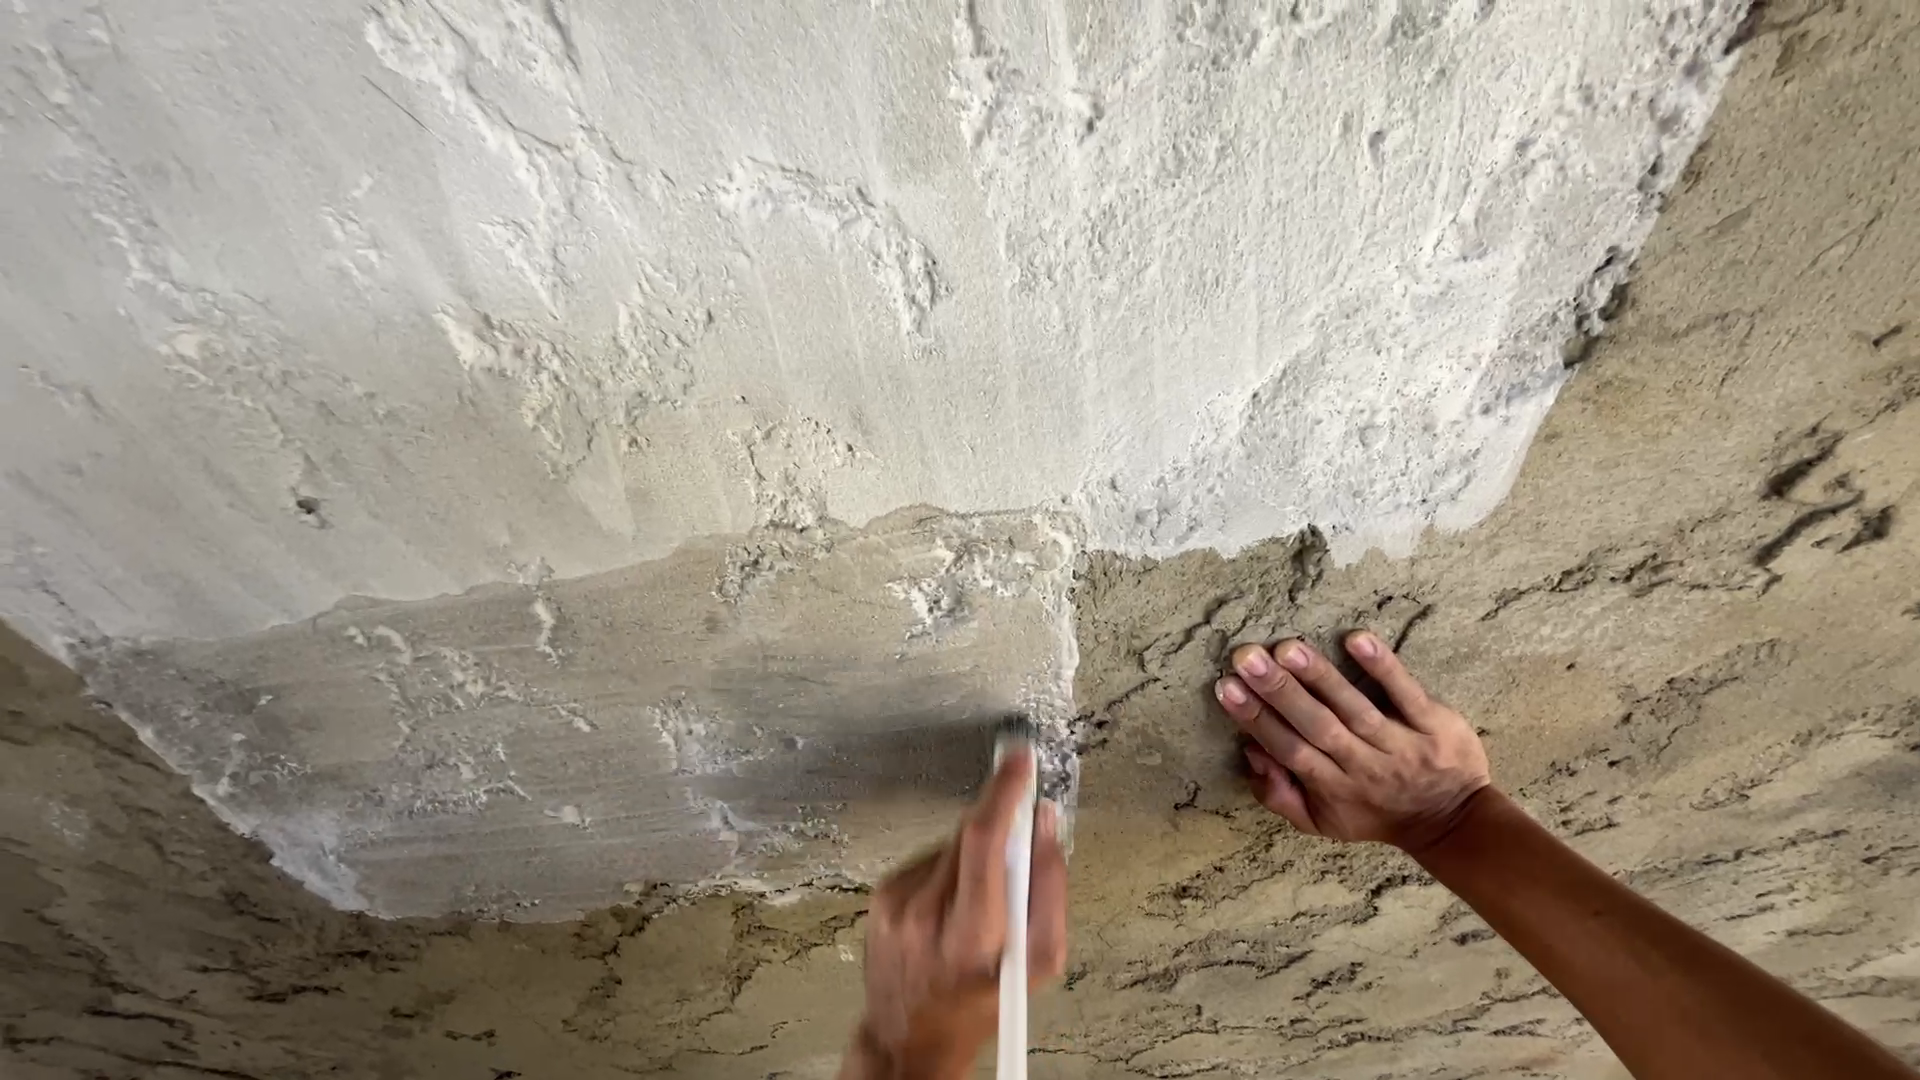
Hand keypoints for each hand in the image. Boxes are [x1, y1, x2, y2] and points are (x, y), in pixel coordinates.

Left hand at [843, 750, 1067, 1079]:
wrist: (910, 1035)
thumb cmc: (982, 1003)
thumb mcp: (1038, 964)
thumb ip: (1050, 888)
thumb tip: (1045, 822)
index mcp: (970, 936)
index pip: (984, 842)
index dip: (1003, 794)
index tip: (1020, 762)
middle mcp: (925, 914)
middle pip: (969, 835)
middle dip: (999, 826)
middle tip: (1016, 846)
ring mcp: (897, 902)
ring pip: (951, 845)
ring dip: (974, 857)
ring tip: (978, 902)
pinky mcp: (882, 894)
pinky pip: (930, 859)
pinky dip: (949, 870)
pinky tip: (950, 906)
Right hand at [1213, 630, 1490, 852]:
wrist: (1454, 824)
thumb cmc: (1372, 813)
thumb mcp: (1319, 822)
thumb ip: (1277, 795)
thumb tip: (1251, 752)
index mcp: (1331, 786)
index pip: (1287, 749)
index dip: (1255, 718)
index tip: (1226, 687)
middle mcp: (1362, 765)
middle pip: (1315, 726)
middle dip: (1278, 691)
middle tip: (1246, 657)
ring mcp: (1400, 744)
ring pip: (1353, 708)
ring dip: (1319, 677)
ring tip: (1286, 647)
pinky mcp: (1435, 725)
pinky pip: (1406, 694)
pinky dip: (1382, 667)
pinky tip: (1356, 638)